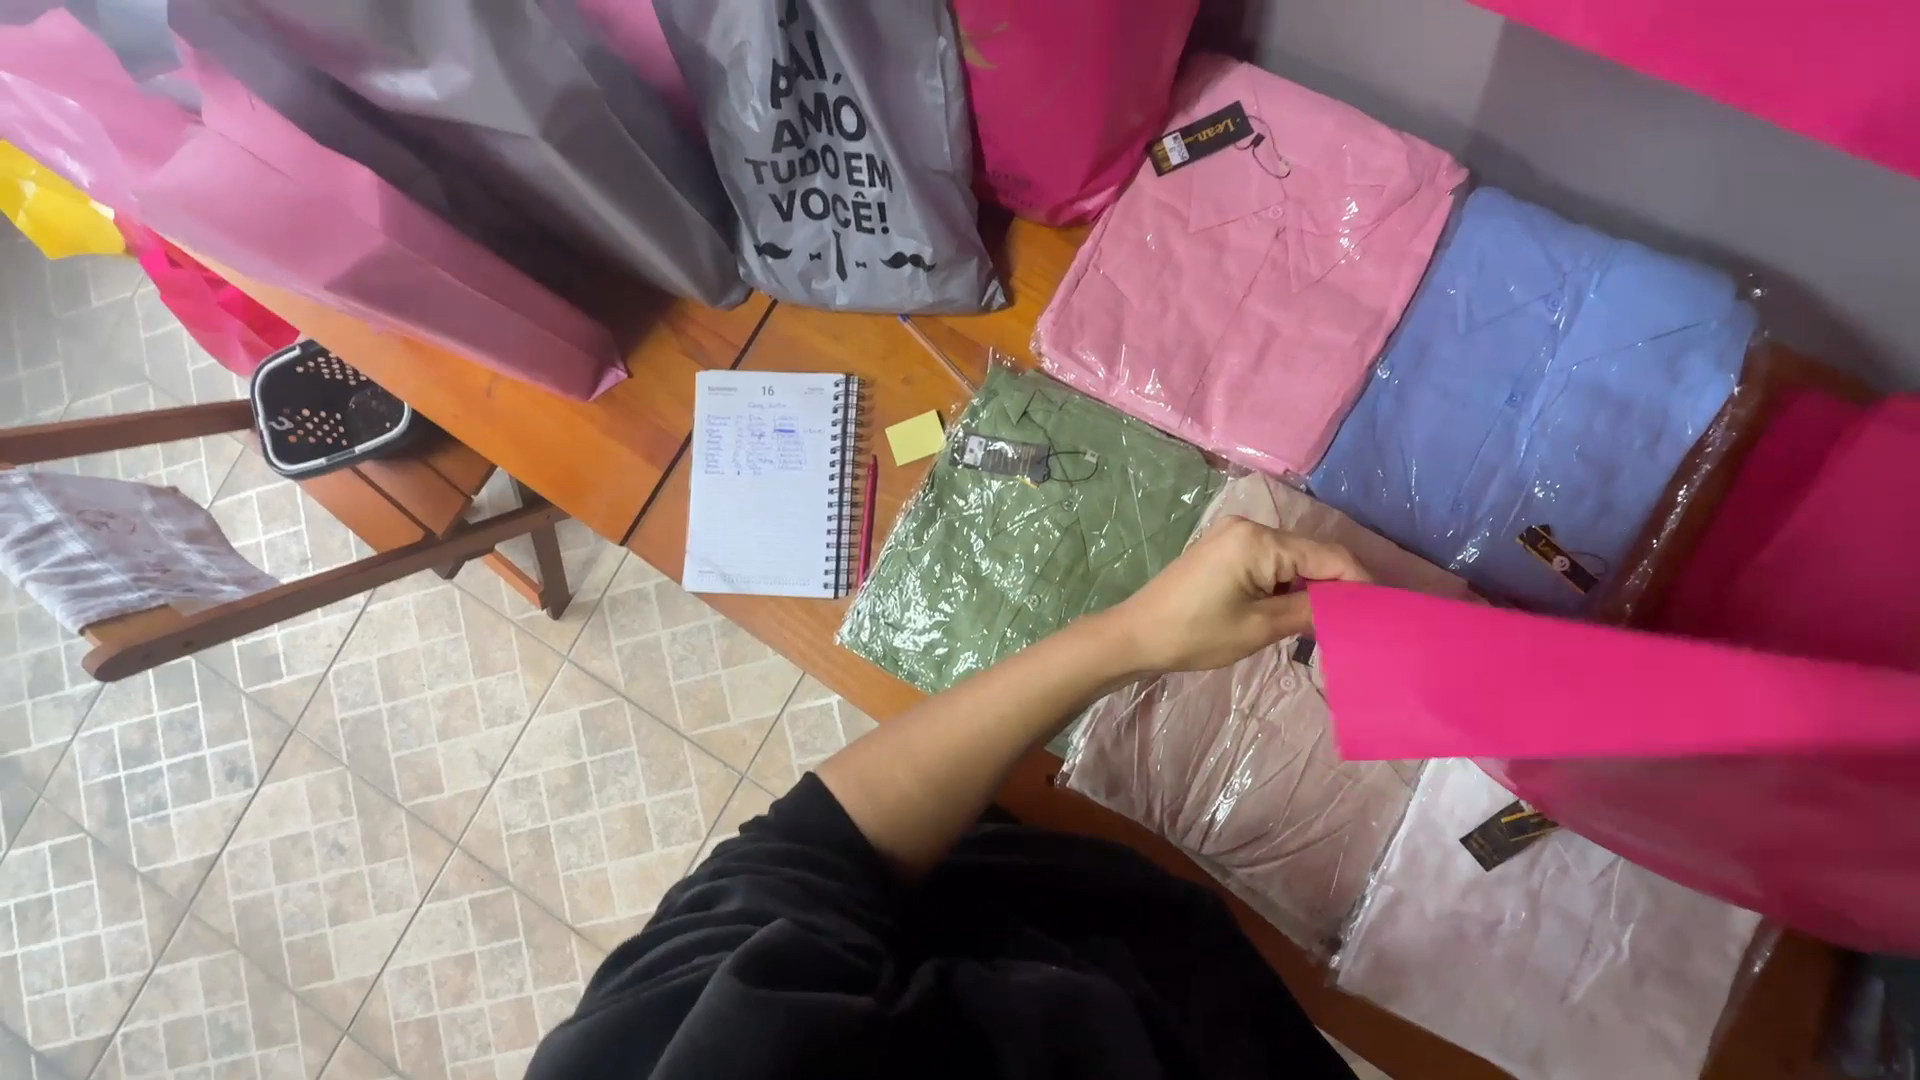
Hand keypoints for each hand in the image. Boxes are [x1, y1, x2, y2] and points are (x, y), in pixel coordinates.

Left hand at [1101, 517, 1370, 673]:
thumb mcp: (1259, 627)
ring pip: (1292, 559)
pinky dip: (1285, 585)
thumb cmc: (1195, 634)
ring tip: (1326, 625)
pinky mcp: (1222, 549)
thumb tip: (1351, 608)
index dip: (1360, 585)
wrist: (1135, 635)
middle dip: (1335, 588)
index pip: (1329, 557)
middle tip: (1356, 625)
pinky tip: (1293, 611)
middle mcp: (1248, 526)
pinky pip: (1269, 562)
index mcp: (1258, 540)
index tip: (1380, 616)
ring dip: (1309, 588)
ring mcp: (1232, 535)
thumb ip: (1310, 612)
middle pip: (1312, 554)